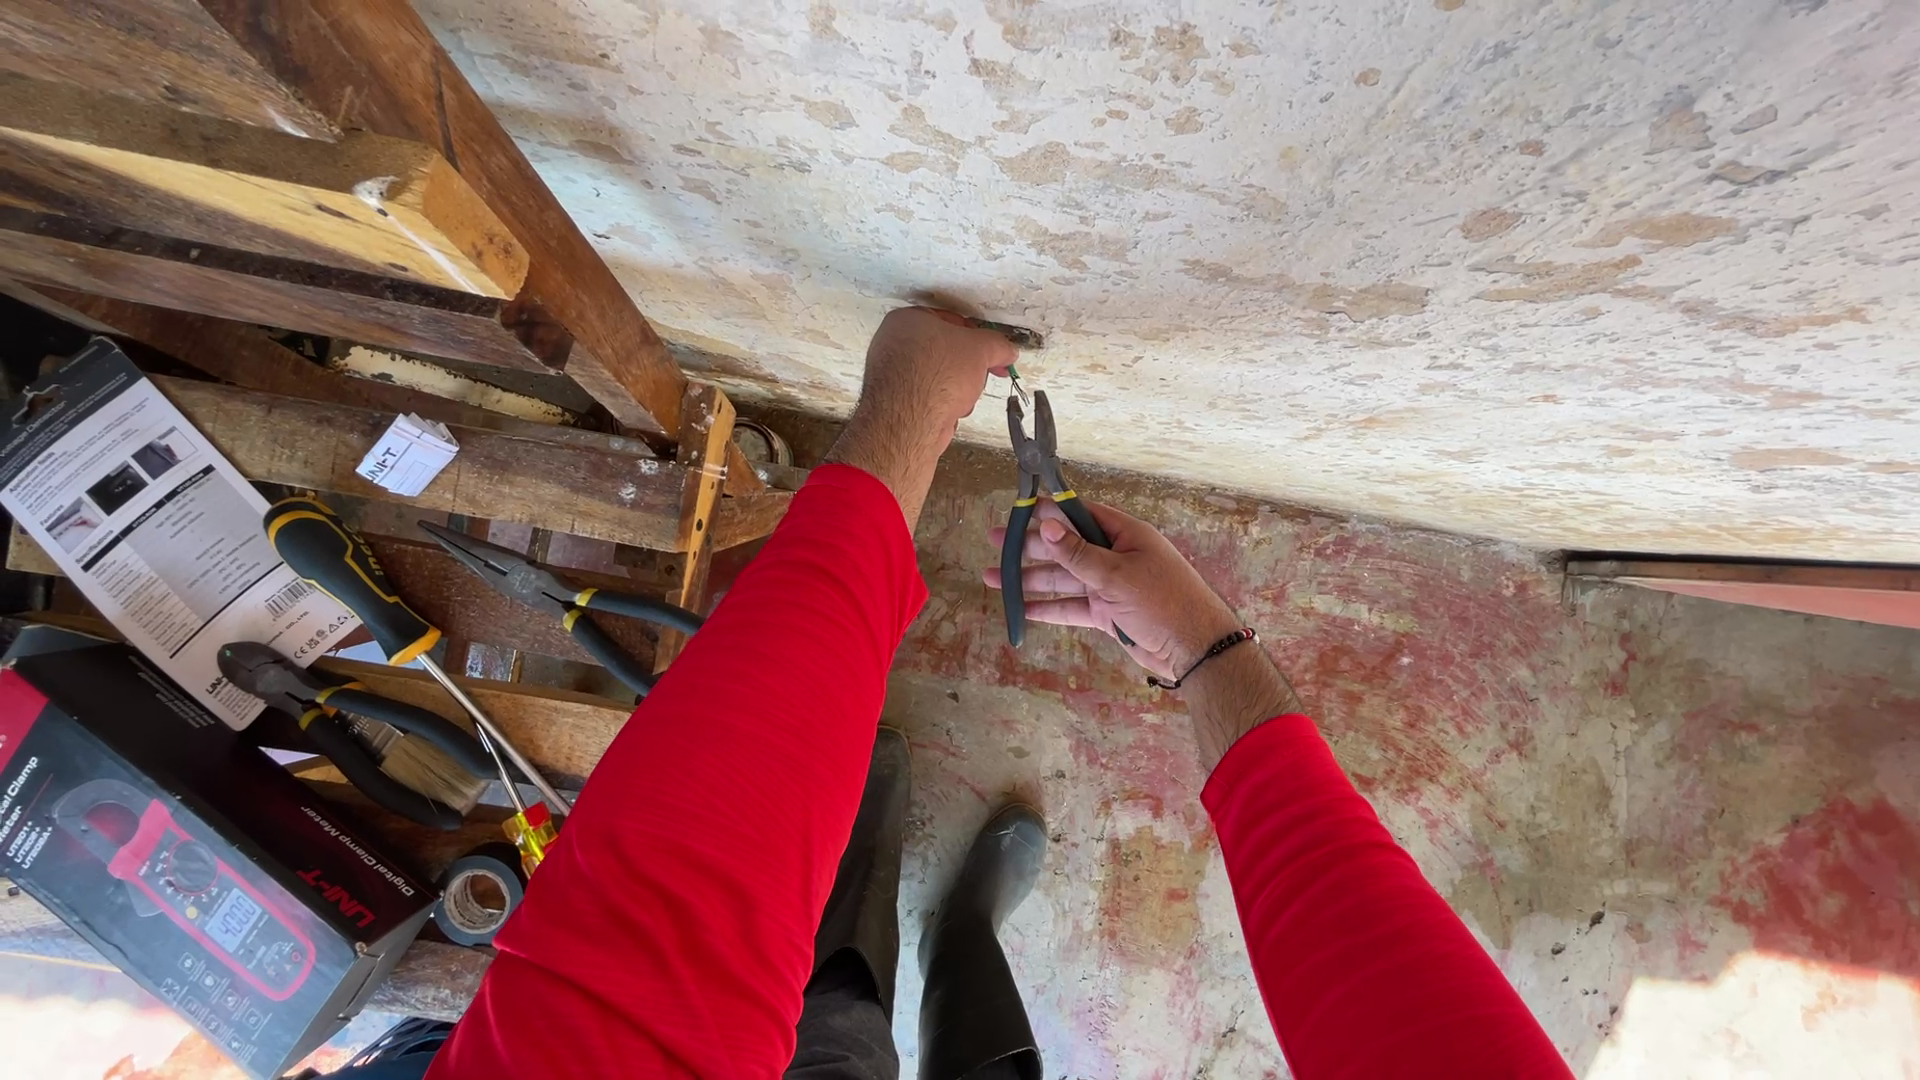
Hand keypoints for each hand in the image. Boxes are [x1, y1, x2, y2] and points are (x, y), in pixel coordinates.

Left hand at [852, 307, 1015, 436]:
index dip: (976, 336)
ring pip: (942, 380)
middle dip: (968, 367)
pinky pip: (934, 401)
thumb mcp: (980, 349)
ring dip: (959, 389)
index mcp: (908, 321)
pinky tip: (950, 410)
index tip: (992, 348)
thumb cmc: (930, 378)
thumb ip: (997, 345)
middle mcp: (896, 347)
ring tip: (962, 394)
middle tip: (982, 372)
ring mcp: (897, 378)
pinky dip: (946, 407)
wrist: (912, 421)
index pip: (950, 321)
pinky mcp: (902, 406)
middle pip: (947, 353)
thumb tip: (1005, 349)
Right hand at [985, 499, 1242, 681]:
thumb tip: (1047, 525)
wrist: (1196, 650)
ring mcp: (1110, 586)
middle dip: (1031, 546)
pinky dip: (1048, 608)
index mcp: (1125, 534)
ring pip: (1064, 578)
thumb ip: (1078, 554)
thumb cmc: (1164, 602)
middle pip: (1066, 546)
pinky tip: (1021, 610)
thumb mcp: (1117, 575)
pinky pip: (1071, 606)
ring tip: (994, 579)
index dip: (1050, 512)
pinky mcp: (1108, 613)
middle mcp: (1116, 556)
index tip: (1020, 509)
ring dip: (1031, 580)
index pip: (1080, 514)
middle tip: (996, 541)